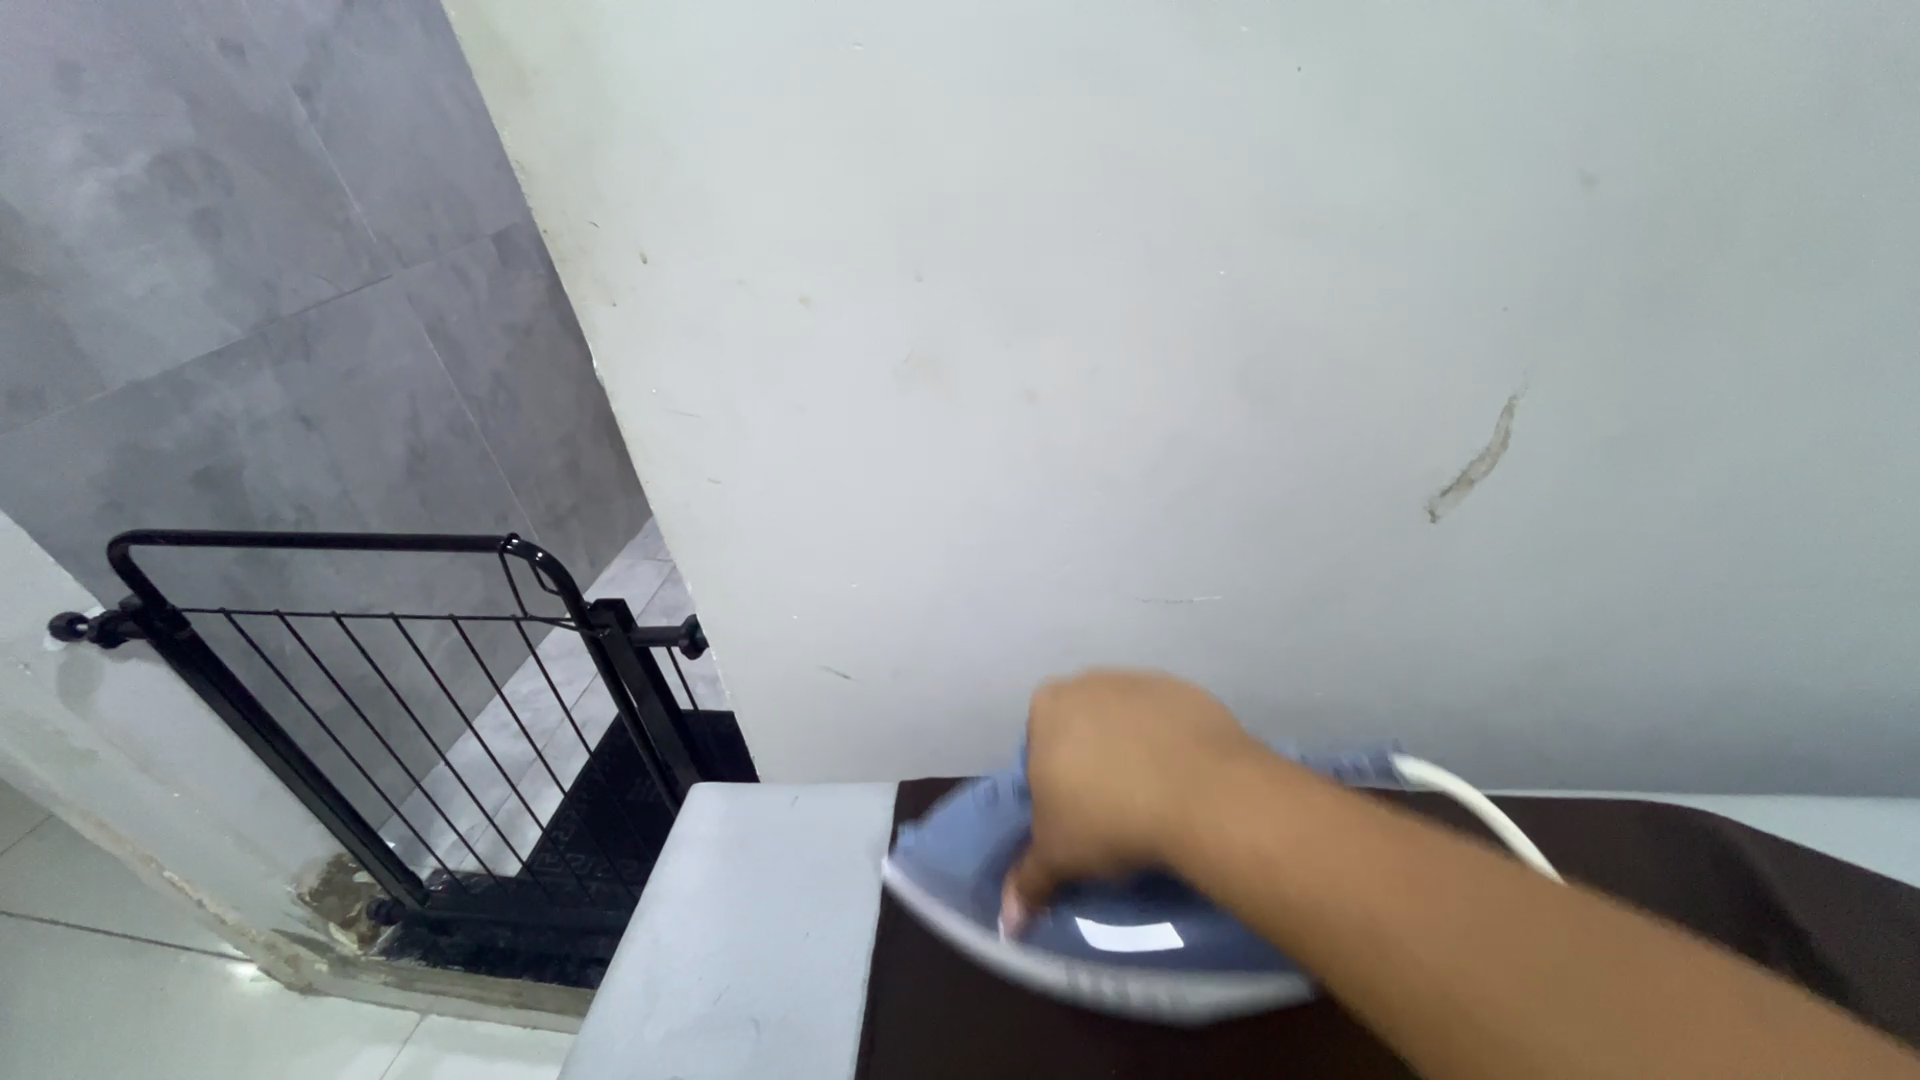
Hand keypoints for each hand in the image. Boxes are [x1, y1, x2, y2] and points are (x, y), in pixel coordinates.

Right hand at [1000, 669, 1266, 933]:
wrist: (1202, 795)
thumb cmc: (1108, 818)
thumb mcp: (1058, 857)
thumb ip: (1028, 881)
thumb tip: (1008, 923)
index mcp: (1047, 707)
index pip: (1037, 745)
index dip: (1052, 783)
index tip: (1073, 816)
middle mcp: (1089, 683)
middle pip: (1081, 727)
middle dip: (1090, 763)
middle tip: (1110, 813)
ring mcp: (1141, 682)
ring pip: (1127, 723)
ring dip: (1133, 753)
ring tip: (1152, 802)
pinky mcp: (1187, 692)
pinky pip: (1170, 723)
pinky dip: (1172, 748)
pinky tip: (1184, 784)